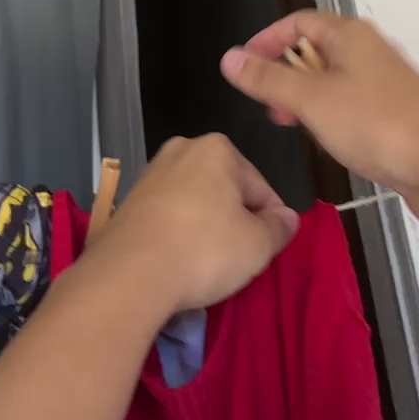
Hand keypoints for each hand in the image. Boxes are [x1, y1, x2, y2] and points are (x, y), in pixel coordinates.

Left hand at [82, 134, 298, 313]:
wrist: (130, 271)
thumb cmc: (204, 249)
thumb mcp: (257, 245)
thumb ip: (279, 228)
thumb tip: (288, 217)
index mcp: (218, 148)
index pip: (260, 187)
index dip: (270, 220)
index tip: (269, 249)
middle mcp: (183, 148)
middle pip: (225, 189)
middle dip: (235, 219)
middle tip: (240, 257)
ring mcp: (153, 171)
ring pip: (195, 200)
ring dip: (206, 226)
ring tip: (208, 263)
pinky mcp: (131, 197)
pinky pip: (169, 213)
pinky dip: (179, 231)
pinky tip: (180, 259)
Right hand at [220, 10, 418, 231]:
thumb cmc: (374, 125)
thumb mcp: (311, 100)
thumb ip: (267, 78)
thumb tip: (229, 57)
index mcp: (349, 35)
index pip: (297, 22)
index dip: (266, 40)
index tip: (242, 66)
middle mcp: (368, 49)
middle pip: (315, 48)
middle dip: (284, 72)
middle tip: (265, 101)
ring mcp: (384, 81)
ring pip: (331, 78)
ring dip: (304, 96)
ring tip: (289, 123)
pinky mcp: (394, 111)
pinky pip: (349, 101)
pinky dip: (328, 113)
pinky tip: (324, 139)